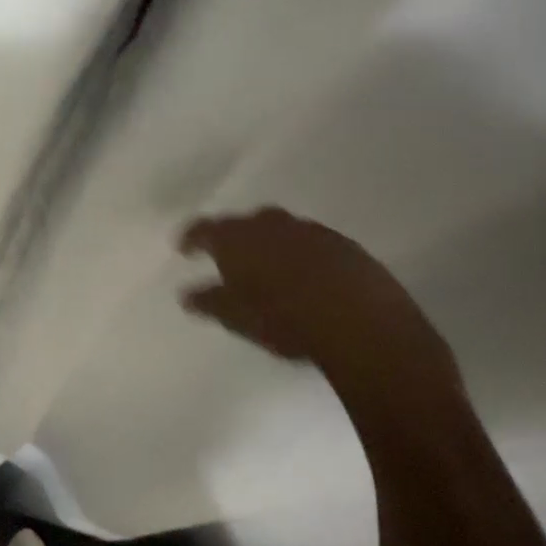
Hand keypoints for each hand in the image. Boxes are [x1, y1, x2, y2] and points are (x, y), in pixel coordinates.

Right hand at [178, 207, 456, 391]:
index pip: (204, 229)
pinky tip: (307, 278)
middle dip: (235, 237)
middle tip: (230, 257)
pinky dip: (302, 255)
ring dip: (272, 244)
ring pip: (282, 230)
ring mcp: (312, 232)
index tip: (183, 249)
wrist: (362, 323)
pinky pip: (313, 243)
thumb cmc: (284, 319)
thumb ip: (209, 302)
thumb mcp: (236, 318)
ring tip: (270, 268)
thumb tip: (187, 294)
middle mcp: (272, 226)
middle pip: (245, 223)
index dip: (192, 238)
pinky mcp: (346, 246)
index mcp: (237, 239)